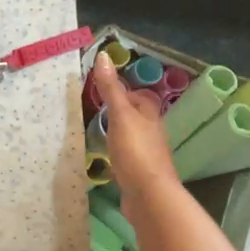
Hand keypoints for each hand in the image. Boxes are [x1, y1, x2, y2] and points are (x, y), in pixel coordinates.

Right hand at [92, 51, 181, 216]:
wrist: (149, 195)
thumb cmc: (135, 150)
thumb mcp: (120, 115)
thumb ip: (111, 88)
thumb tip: (102, 54)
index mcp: (150, 116)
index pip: (140, 97)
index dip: (124, 93)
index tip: (104, 93)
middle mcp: (153, 133)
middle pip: (137, 117)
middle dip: (121, 114)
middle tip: (97, 112)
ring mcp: (148, 156)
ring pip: (133, 138)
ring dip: (119, 135)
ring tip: (98, 134)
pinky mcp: (140, 175)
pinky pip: (128, 160)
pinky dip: (118, 157)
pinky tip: (105, 161)